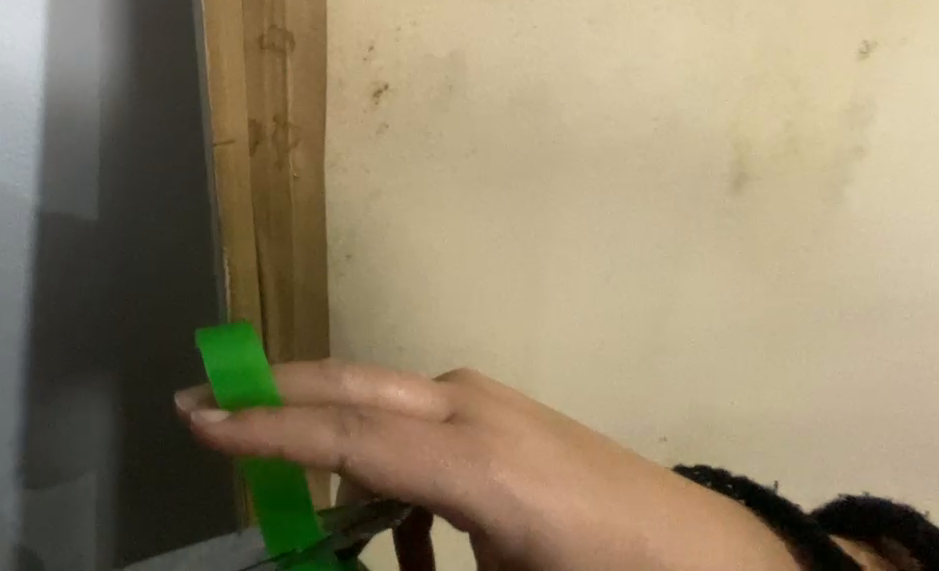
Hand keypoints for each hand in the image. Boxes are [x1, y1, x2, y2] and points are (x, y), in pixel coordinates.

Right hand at [176, 362, 882, 570]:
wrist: (742, 568)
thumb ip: (415, 566)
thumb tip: (355, 553)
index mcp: (481, 466)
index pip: (346, 438)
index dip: (265, 431)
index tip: (197, 421)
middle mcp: (470, 409)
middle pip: (344, 386)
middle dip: (265, 392)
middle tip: (195, 402)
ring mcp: (482, 398)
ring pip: (369, 399)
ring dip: (315, 430)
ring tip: (274, 470)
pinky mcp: (491, 406)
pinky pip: (406, 421)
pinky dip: (370, 460)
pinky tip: (386, 530)